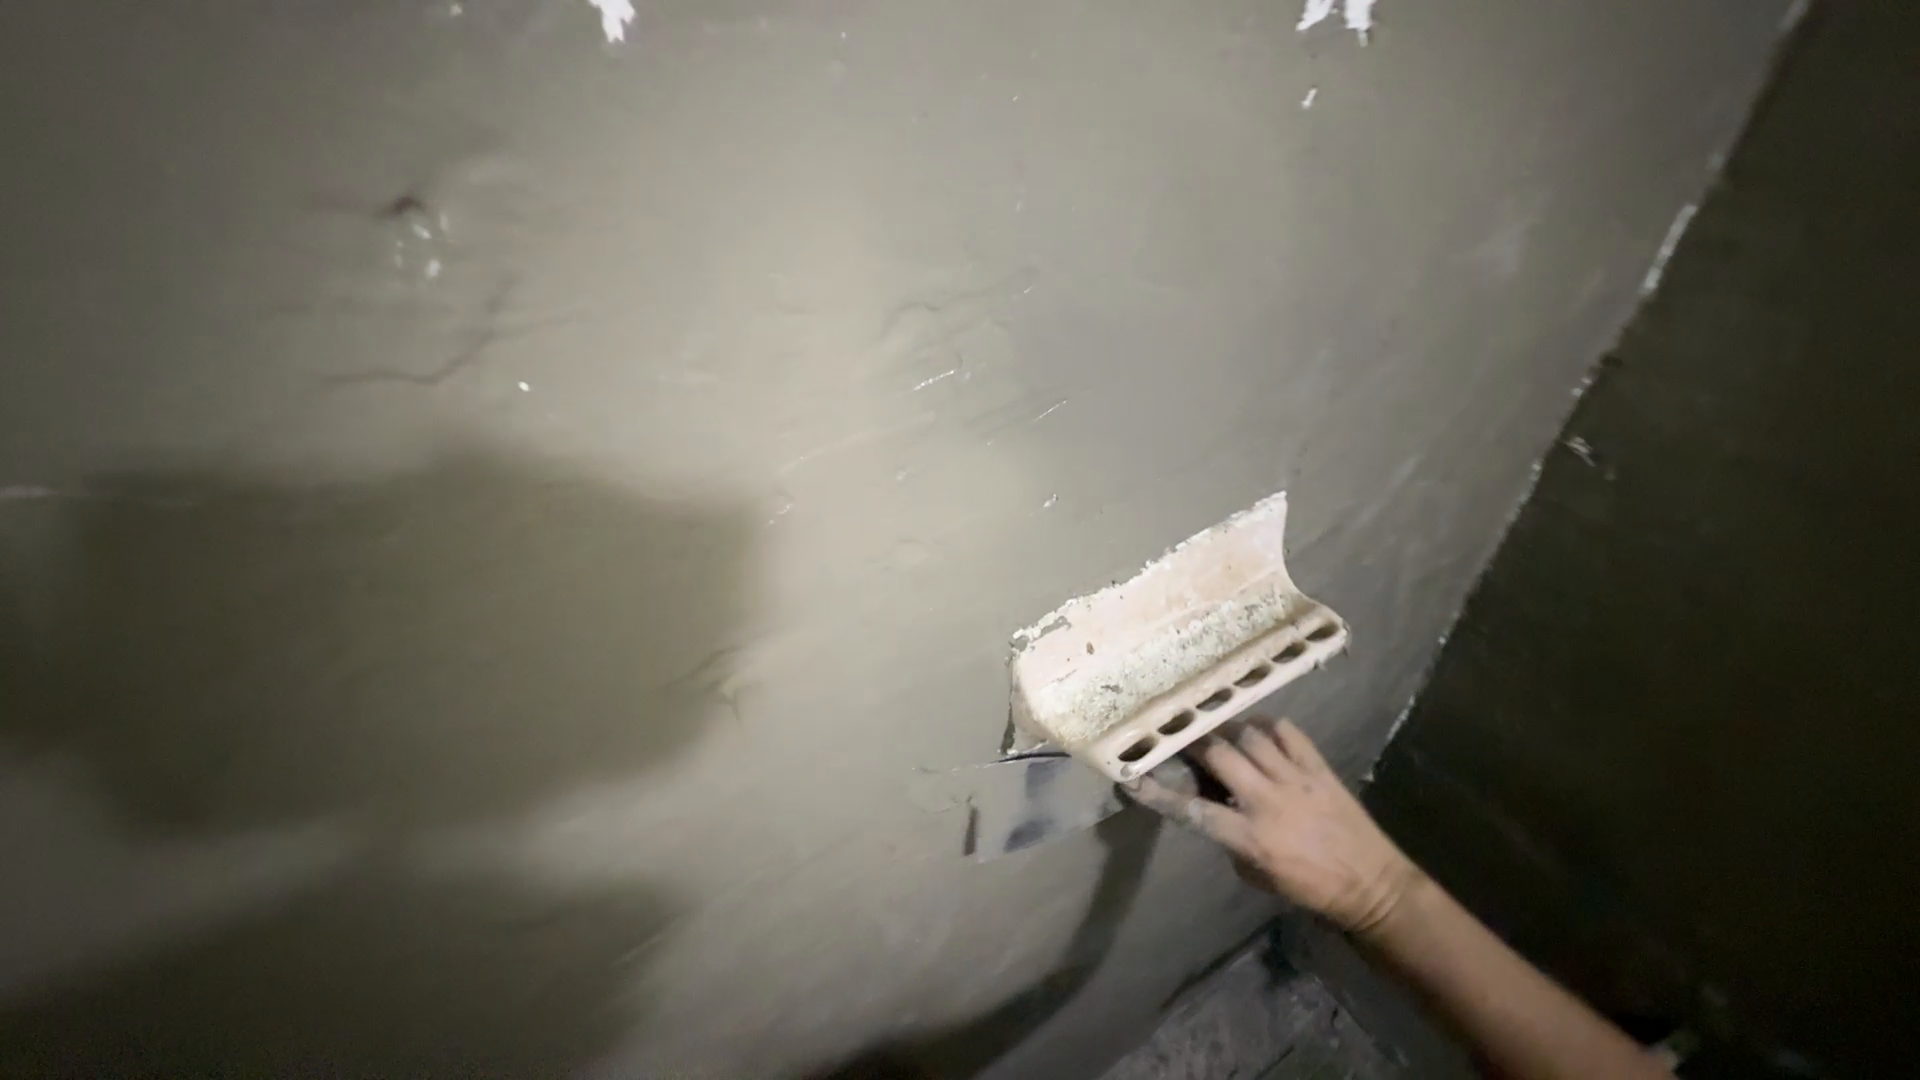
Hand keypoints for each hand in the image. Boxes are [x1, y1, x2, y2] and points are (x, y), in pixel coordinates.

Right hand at [1125, 717, 1421, 933]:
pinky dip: (1266, 726)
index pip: (1192, 811)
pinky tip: (1256, 729)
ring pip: (1249, 737)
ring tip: (1215, 728)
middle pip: (1218, 755)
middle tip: (1178, 735)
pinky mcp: (1319, 768)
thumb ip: (1231, 837)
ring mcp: (1296, 780)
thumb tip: (1213, 803)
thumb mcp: (1257, 874)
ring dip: (1227, 730)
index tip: (1132, 778)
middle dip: (1192, 742)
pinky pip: (1287, 732)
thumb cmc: (1308, 888)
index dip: (1158, 793)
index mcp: (1250, 837)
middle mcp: (1268, 801)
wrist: (1372, 886)